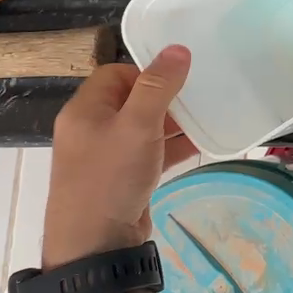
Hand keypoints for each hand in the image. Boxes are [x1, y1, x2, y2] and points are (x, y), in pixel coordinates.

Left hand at [43, 45, 197, 265]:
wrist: (96, 243)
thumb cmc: (111, 177)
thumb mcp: (138, 126)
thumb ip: (159, 86)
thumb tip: (177, 48)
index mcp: (85, 111)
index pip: (116, 73)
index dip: (147, 72)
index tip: (178, 81)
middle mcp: (91, 129)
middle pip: (133, 98)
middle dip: (167, 97)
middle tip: (199, 97)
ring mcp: (107, 155)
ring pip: (145, 126)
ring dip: (174, 122)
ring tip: (207, 118)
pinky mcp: (123, 176)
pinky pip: (151, 150)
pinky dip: (173, 146)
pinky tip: (202, 145)